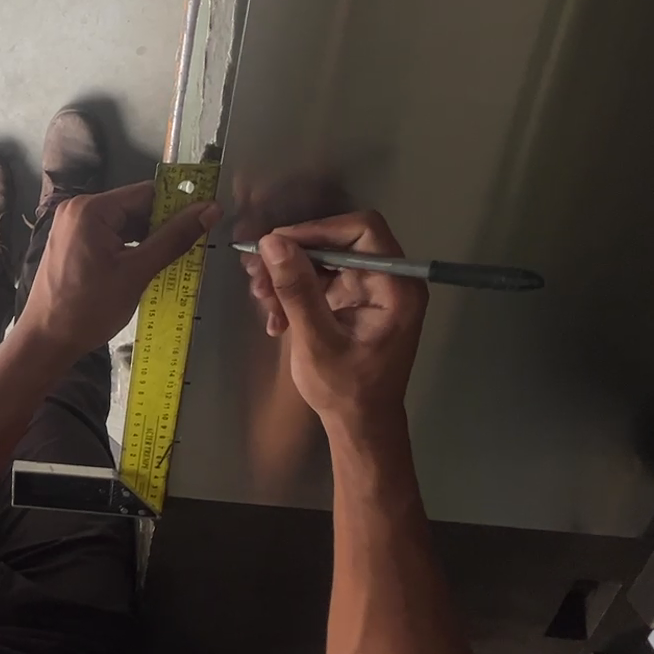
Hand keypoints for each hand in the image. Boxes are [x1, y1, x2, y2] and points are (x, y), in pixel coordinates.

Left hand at [21, 182, 220, 358]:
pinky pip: (109, 237)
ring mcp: (71, 227)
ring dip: (149, 239)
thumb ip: (175, 238)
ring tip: (176, 258)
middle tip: (196, 244)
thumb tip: (211, 210)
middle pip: (134, 207)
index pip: (146, 194)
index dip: (179, 205)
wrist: (46, 340)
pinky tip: (148, 264)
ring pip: (123, 224)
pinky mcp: (71, 244)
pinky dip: (130, 248)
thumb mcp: (137, 272)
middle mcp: (78, 209)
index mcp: (91, 209)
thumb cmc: (89, 308)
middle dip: (164, 225)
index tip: (208, 219)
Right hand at [240, 210, 426, 428]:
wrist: (357, 423)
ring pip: (321, 261)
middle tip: (258, 275)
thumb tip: (272, 243)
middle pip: (336, 243)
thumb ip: (297, 289)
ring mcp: (368, 291)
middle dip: (293, 257)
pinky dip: (292, 293)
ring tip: (261, 299)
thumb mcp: (316, 339)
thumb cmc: (346, 388)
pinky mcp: (351, 301)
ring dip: (286, 276)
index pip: (362, 231)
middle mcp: (387, 280)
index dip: (317, 230)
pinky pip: (318, 281)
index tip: (277, 245)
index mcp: (395, 286)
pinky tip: (275, 317)